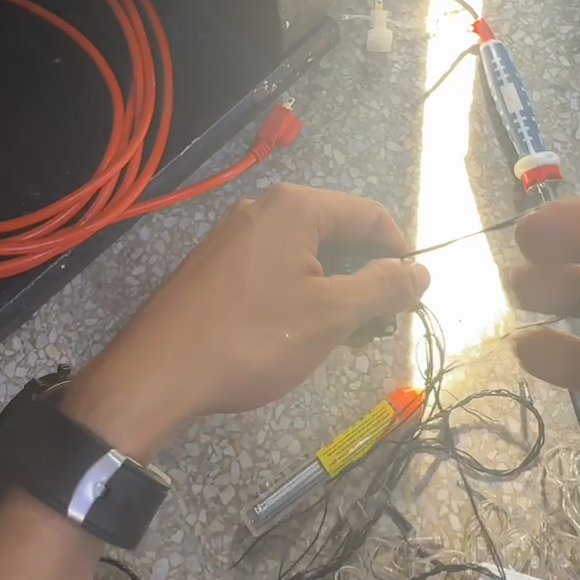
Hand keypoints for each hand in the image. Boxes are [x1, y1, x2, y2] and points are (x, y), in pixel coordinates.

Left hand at [63, 184, 428, 460]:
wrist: (157, 372)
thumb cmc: (253, 337)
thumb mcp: (331, 314)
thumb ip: (383, 287)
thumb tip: (421, 270)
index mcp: (295, 207)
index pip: (370, 215)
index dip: (399, 254)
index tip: (409, 298)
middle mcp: (264, 209)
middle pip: (337, 232)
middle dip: (364, 276)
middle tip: (374, 328)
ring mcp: (235, 235)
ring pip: (306, 254)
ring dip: (334, 290)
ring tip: (340, 338)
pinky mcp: (216, 264)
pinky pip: (275, 267)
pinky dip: (300, 293)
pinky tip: (299, 332)